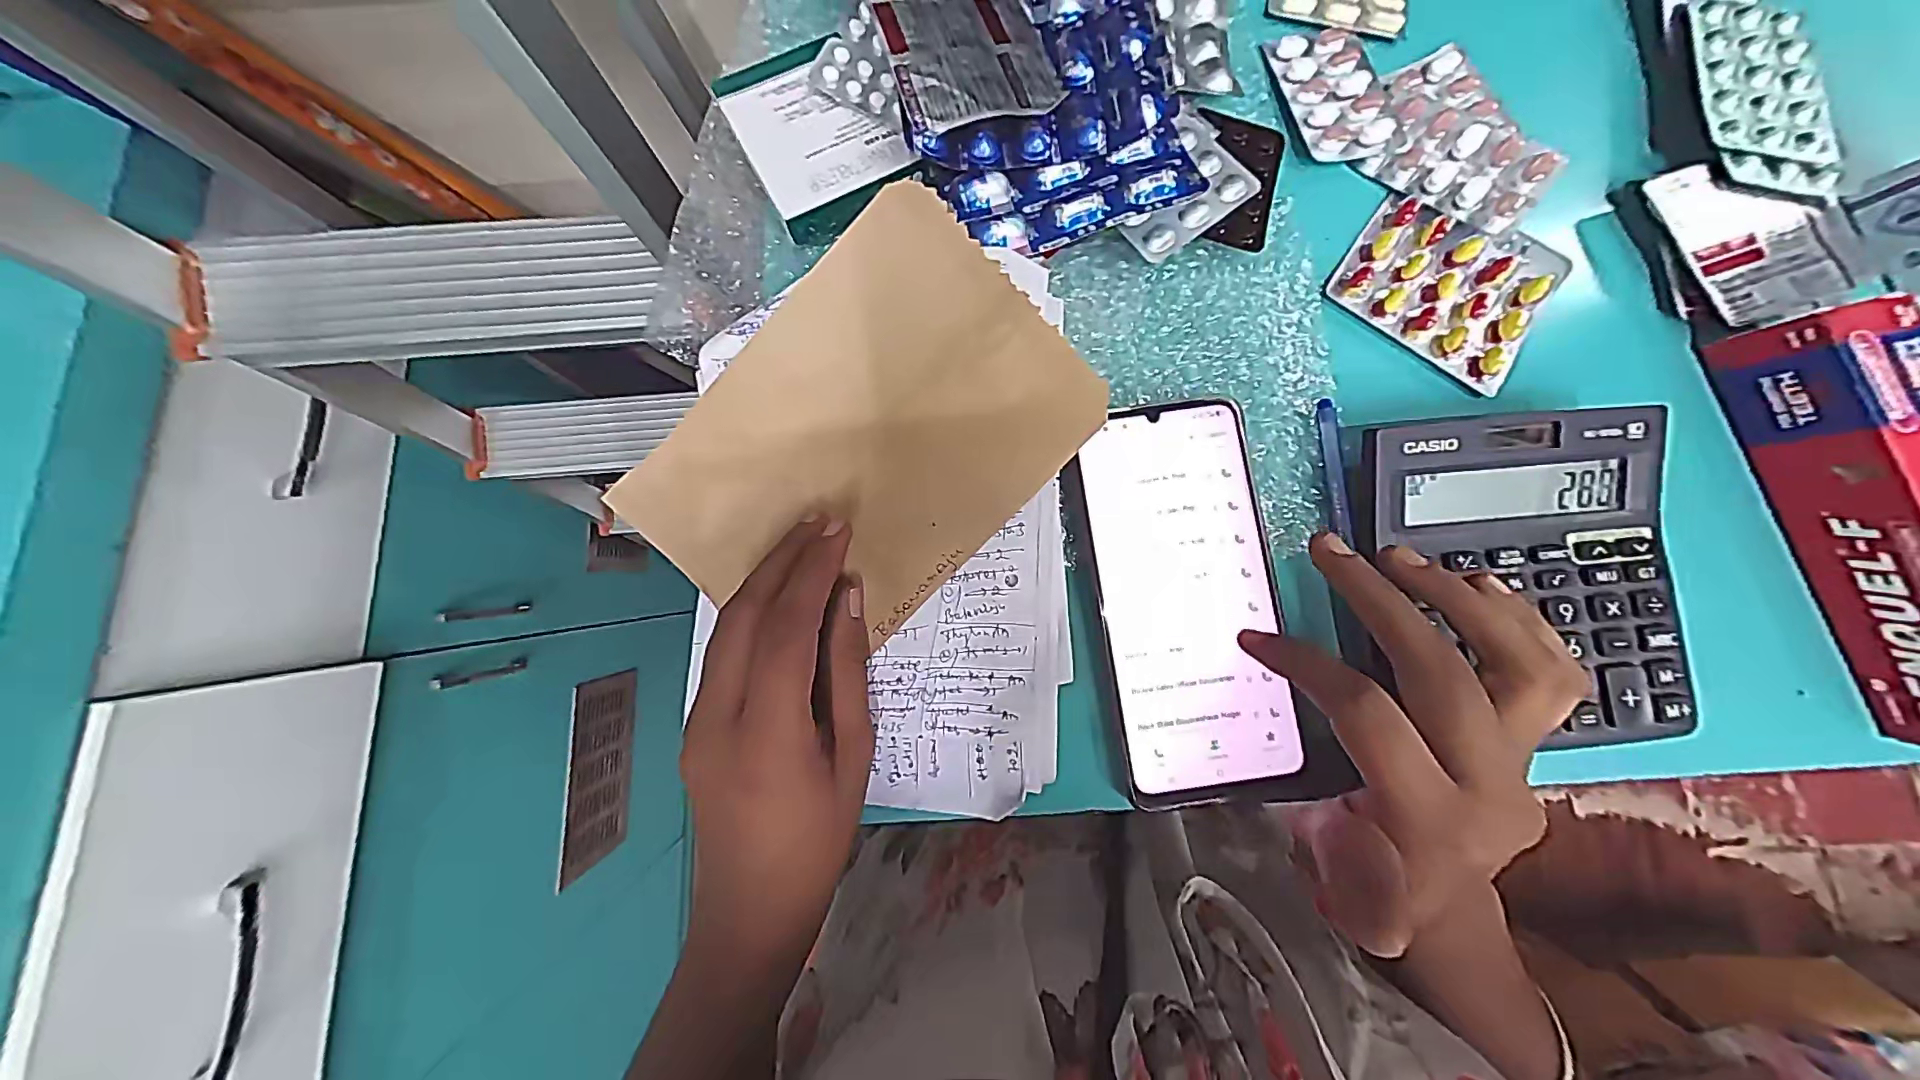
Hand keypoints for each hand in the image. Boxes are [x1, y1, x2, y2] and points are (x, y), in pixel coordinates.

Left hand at [681, 515, 874, 964]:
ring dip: (762, 582)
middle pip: (745, 617)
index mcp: (768, 730)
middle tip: (818, 521)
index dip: (812, 573)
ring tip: (799, 545)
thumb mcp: (854, 755)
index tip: (837, 531)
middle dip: (782, 561)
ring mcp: (696, 720)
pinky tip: (776, 598)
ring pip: (725, 630)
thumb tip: (847, 602)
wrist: (750, 908)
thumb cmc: (819, 838)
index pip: (787, 629)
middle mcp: (718, 715)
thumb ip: (846, 674)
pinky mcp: (693, 725)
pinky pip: (722, 653)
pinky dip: (751, 614)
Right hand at [1238, 532, 1586, 958]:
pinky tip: (1475, 586)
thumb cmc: (1375, 894)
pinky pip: (1551, 671)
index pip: (1367, 714)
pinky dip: (1516, 618)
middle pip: (1441, 670)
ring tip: (1401, 559)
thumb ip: (1317, 826)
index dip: (1307, 664)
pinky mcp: (1537, 744)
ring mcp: (1526, 761)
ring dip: (1454, 597)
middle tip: (1332, 555)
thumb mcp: (1329, 874)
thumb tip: (1294, 770)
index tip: (1258, 637)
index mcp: (1428, 816)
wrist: (1447, 911)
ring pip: (1518, 663)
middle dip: (1378, 600)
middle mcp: (1490, 784)